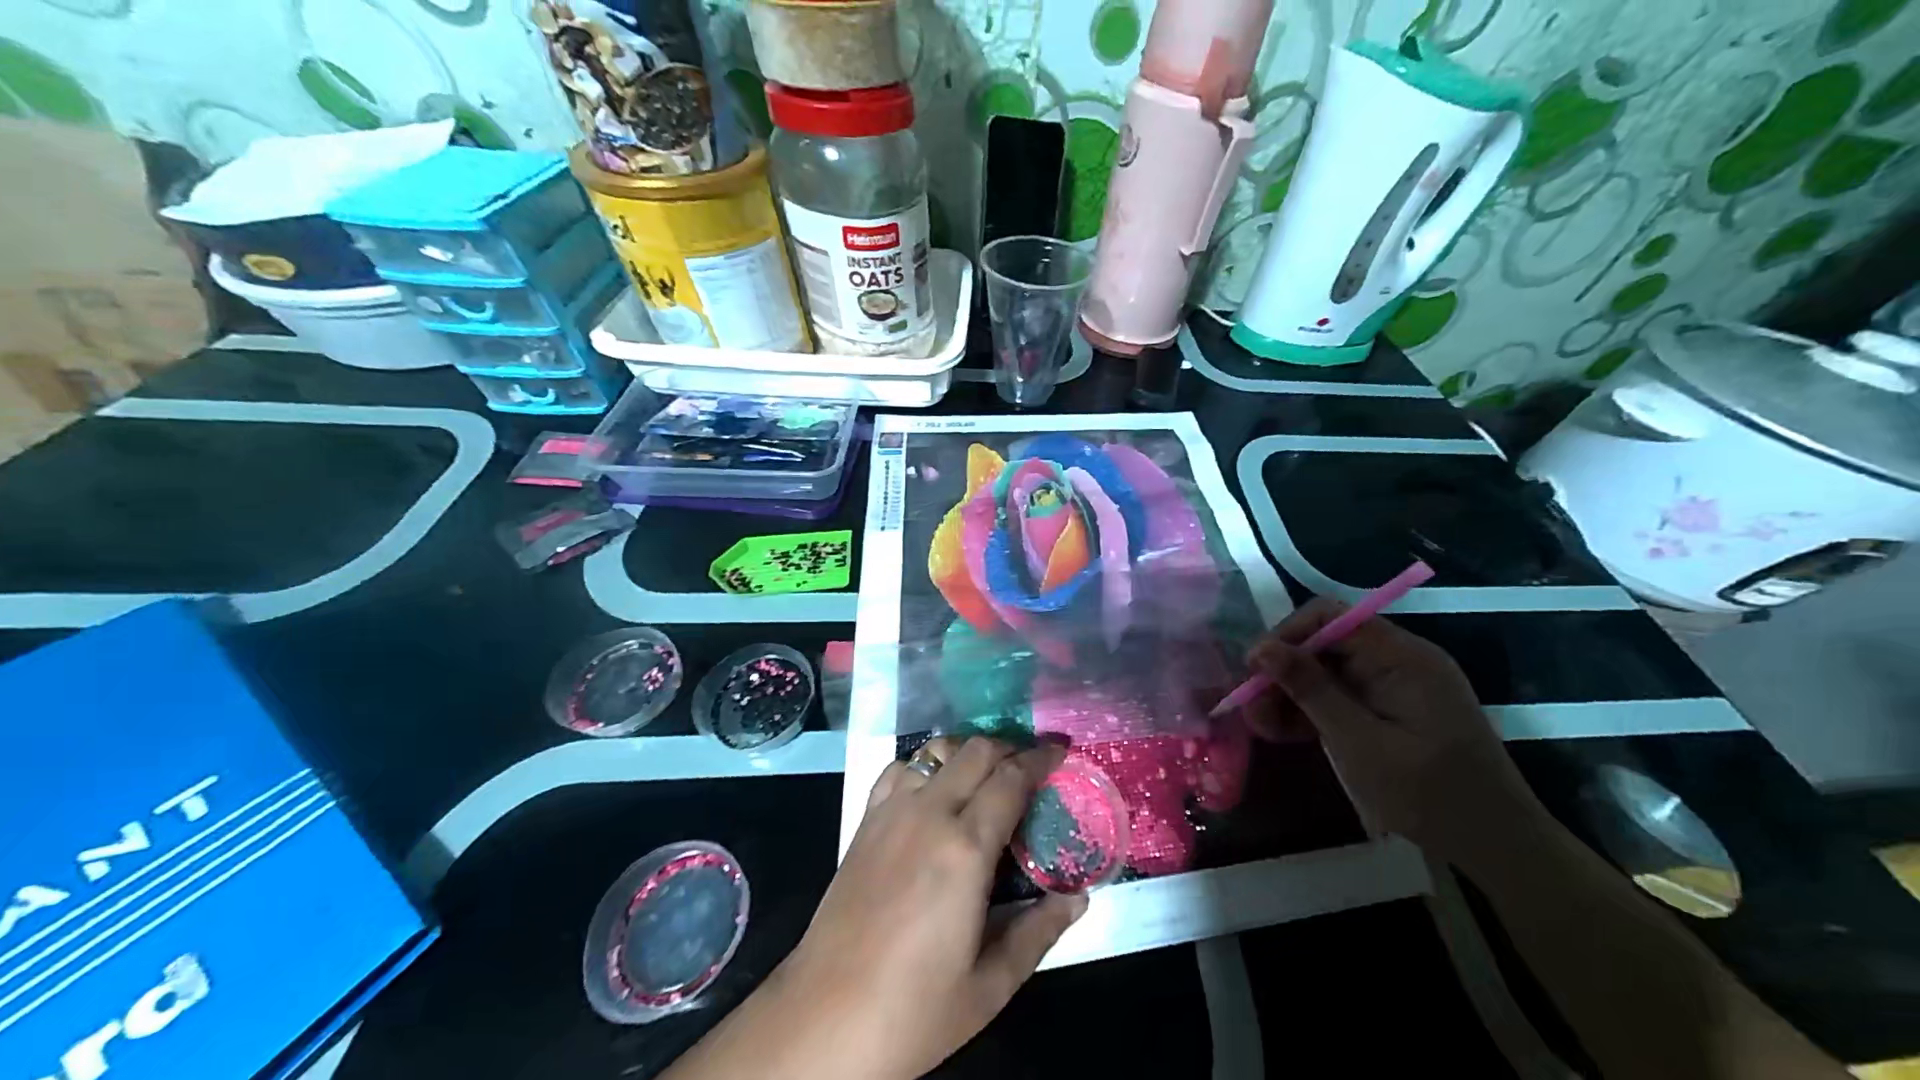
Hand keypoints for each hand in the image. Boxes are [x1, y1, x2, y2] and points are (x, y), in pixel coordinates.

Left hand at [666, 737, 1084, 1079]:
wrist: (826, 1016)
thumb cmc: (916, 1008)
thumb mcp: (992, 983)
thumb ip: (1039, 930)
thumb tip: (1078, 897)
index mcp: (965, 848)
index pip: (1011, 778)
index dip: (1040, 758)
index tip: (1061, 750)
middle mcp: (928, 814)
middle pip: (974, 751)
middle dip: (1009, 748)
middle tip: (1033, 766)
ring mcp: (890, 813)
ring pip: (935, 751)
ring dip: (967, 753)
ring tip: (988, 777)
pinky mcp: (864, 823)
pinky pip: (899, 770)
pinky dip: (926, 765)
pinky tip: (935, 791)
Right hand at [1245, 597, 1549, 871]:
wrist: (1498, 846)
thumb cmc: (1430, 794)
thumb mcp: (1359, 742)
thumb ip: (1310, 690)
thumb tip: (1260, 648)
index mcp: (1402, 657)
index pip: (1330, 617)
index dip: (1285, 636)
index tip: (1254, 671)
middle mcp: (1399, 660)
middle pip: (1324, 644)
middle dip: (1283, 673)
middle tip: (1251, 711)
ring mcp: (1396, 685)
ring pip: (1327, 672)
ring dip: (1291, 696)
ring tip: (1262, 728)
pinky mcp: (1391, 709)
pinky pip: (1342, 696)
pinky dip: (1313, 712)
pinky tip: (1285, 733)